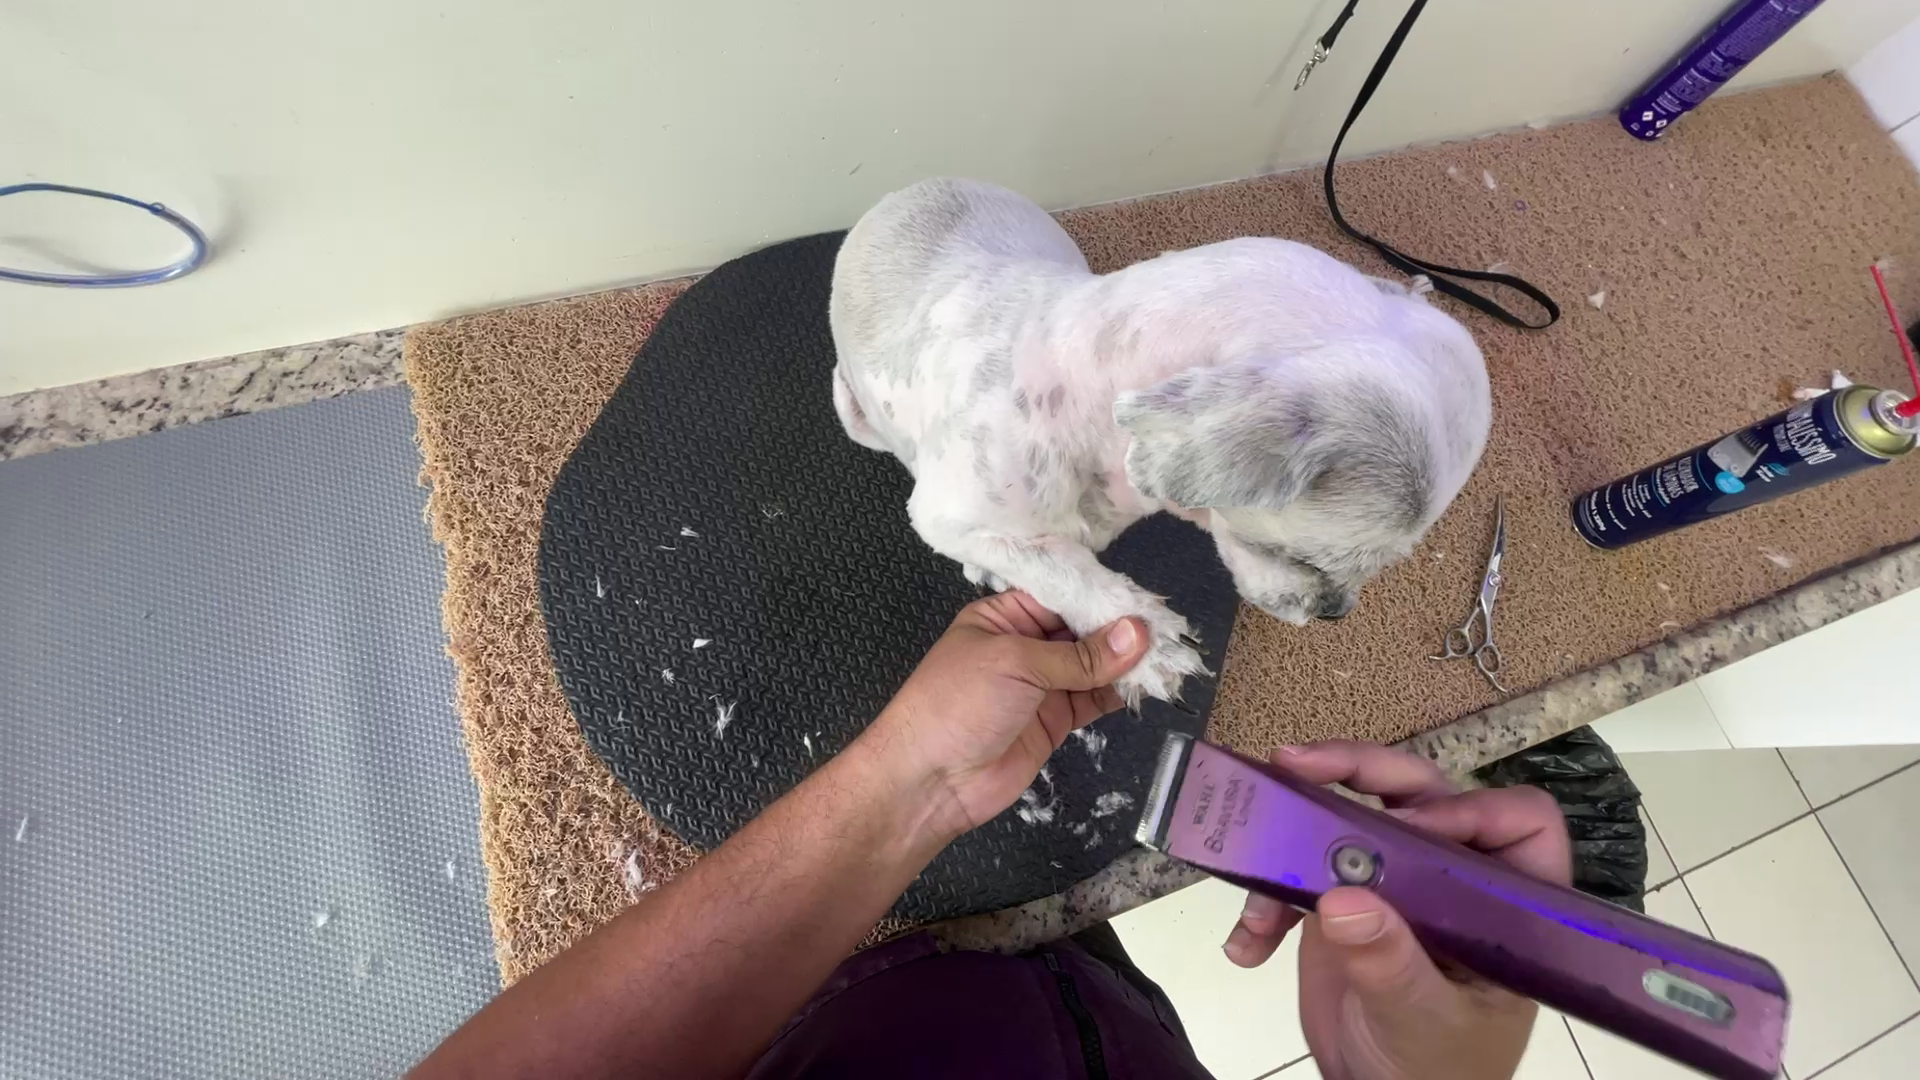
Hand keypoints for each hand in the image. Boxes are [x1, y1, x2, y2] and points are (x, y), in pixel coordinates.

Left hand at [858, 590, 1147, 839]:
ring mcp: (1041, 683)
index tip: (1143, 596)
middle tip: (1167, 626)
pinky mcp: (1055, 719)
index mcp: (1004, 616)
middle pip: (1081, 628)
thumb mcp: (1015, 664)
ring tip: (1167, 654)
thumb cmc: (958, 702)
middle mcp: (1025, 644)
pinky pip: (1093, 698)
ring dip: (1125, 662)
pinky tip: (1148, 684)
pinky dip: (1119, 692)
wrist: (930, 780)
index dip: (1099, 594)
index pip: (1059, 593)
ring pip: (1092, 665)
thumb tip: (1138, 632)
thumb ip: (1080, 655)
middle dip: (1119, 628)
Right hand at [1221, 741, 1571, 1079]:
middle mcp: (1449, 877)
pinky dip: (1262, 893)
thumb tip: (1344, 900)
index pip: (1517, 822)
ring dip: (1294, 806)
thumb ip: (1390, 965)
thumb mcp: (1419, 1023)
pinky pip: (1295, 862)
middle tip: (1295, 762)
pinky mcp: (1335, 891)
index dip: (1468, 810)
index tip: (1403, 827)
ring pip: (1352, 806)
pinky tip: (1247, 941)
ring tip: (1250, 813)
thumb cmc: (1431, 1073)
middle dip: (1356, 767)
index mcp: (1500, 906)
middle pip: (1417, 789)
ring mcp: (1389, 879)